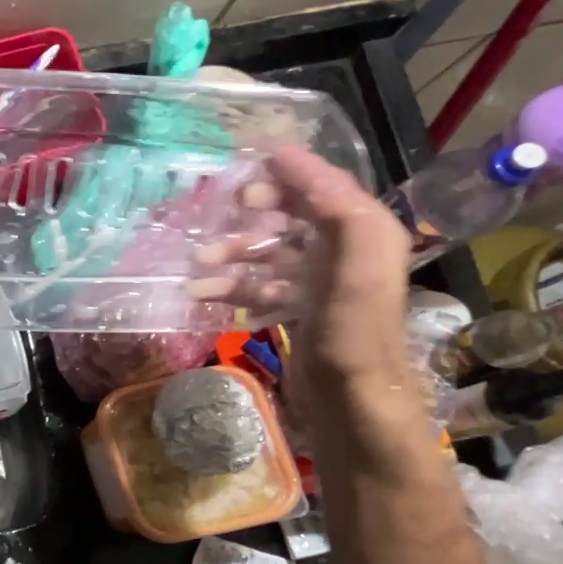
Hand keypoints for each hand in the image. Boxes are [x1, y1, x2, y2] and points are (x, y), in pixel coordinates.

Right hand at [193, 147, 414, 390]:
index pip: (326, 188)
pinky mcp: (299, 311)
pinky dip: (231, 287)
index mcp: (365, 233)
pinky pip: (260, 287)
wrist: (349, 399)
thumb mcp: (354, 265)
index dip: (291, 173)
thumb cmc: (351, 332)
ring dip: (233, 255)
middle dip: (254, 215)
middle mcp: (345, 252)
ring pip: (270, 254)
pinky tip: (201, 295)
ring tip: (197, 264)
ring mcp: (320, 284)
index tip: (248, 167)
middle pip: (294, 217)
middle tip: (220, 214)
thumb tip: (291, 164)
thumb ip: (336, 209)